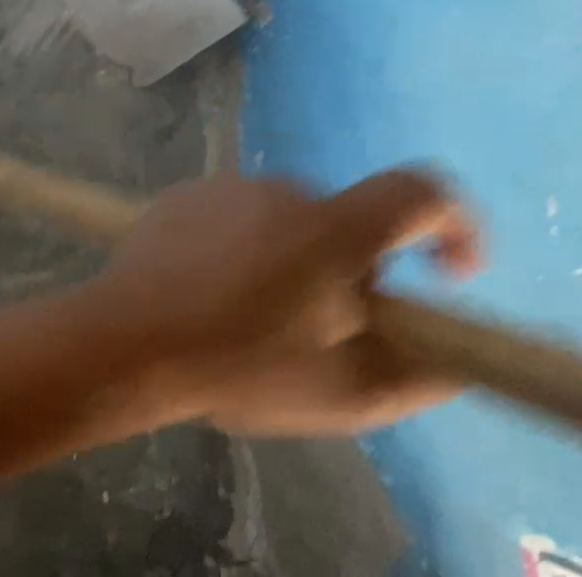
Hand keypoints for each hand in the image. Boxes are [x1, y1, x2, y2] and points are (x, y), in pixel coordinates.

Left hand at [89, 169, 483, 435]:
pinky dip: (242, 246)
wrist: (126, 340)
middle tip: (321, 324)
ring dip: (292, 257)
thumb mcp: (351, 393)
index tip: (446, 273)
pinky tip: (212, 291)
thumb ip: (423, 371)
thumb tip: (444, 352)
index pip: (419, 191)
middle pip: (344, 217)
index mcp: (331, 228)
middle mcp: (278, 190)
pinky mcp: (177, 196)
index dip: (454, 225)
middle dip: (352, 265)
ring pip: (286, 220)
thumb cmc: (239, 366)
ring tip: (255, 314)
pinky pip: (235, 217)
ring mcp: (220, 188)